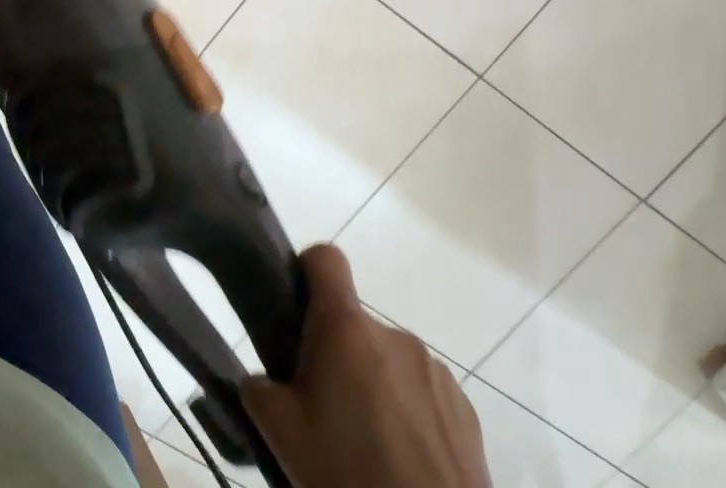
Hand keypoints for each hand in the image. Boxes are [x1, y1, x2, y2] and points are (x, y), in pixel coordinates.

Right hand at [242, 245, 488, 487]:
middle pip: (351, 323)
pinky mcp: (466, 412)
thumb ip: (259, 384)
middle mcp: (395, 337)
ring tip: (359, 437)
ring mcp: (437, 374)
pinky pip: (420, 392)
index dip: (304, 271)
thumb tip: (268, 382)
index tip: (291, 308)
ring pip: (385, 359)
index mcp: (346, 328)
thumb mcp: (274, 426)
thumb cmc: (344, 468)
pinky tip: (396, 454)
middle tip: (316, 403)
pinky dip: (404, 411)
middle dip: (331, 352)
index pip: (325, 258)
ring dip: (369, 382)